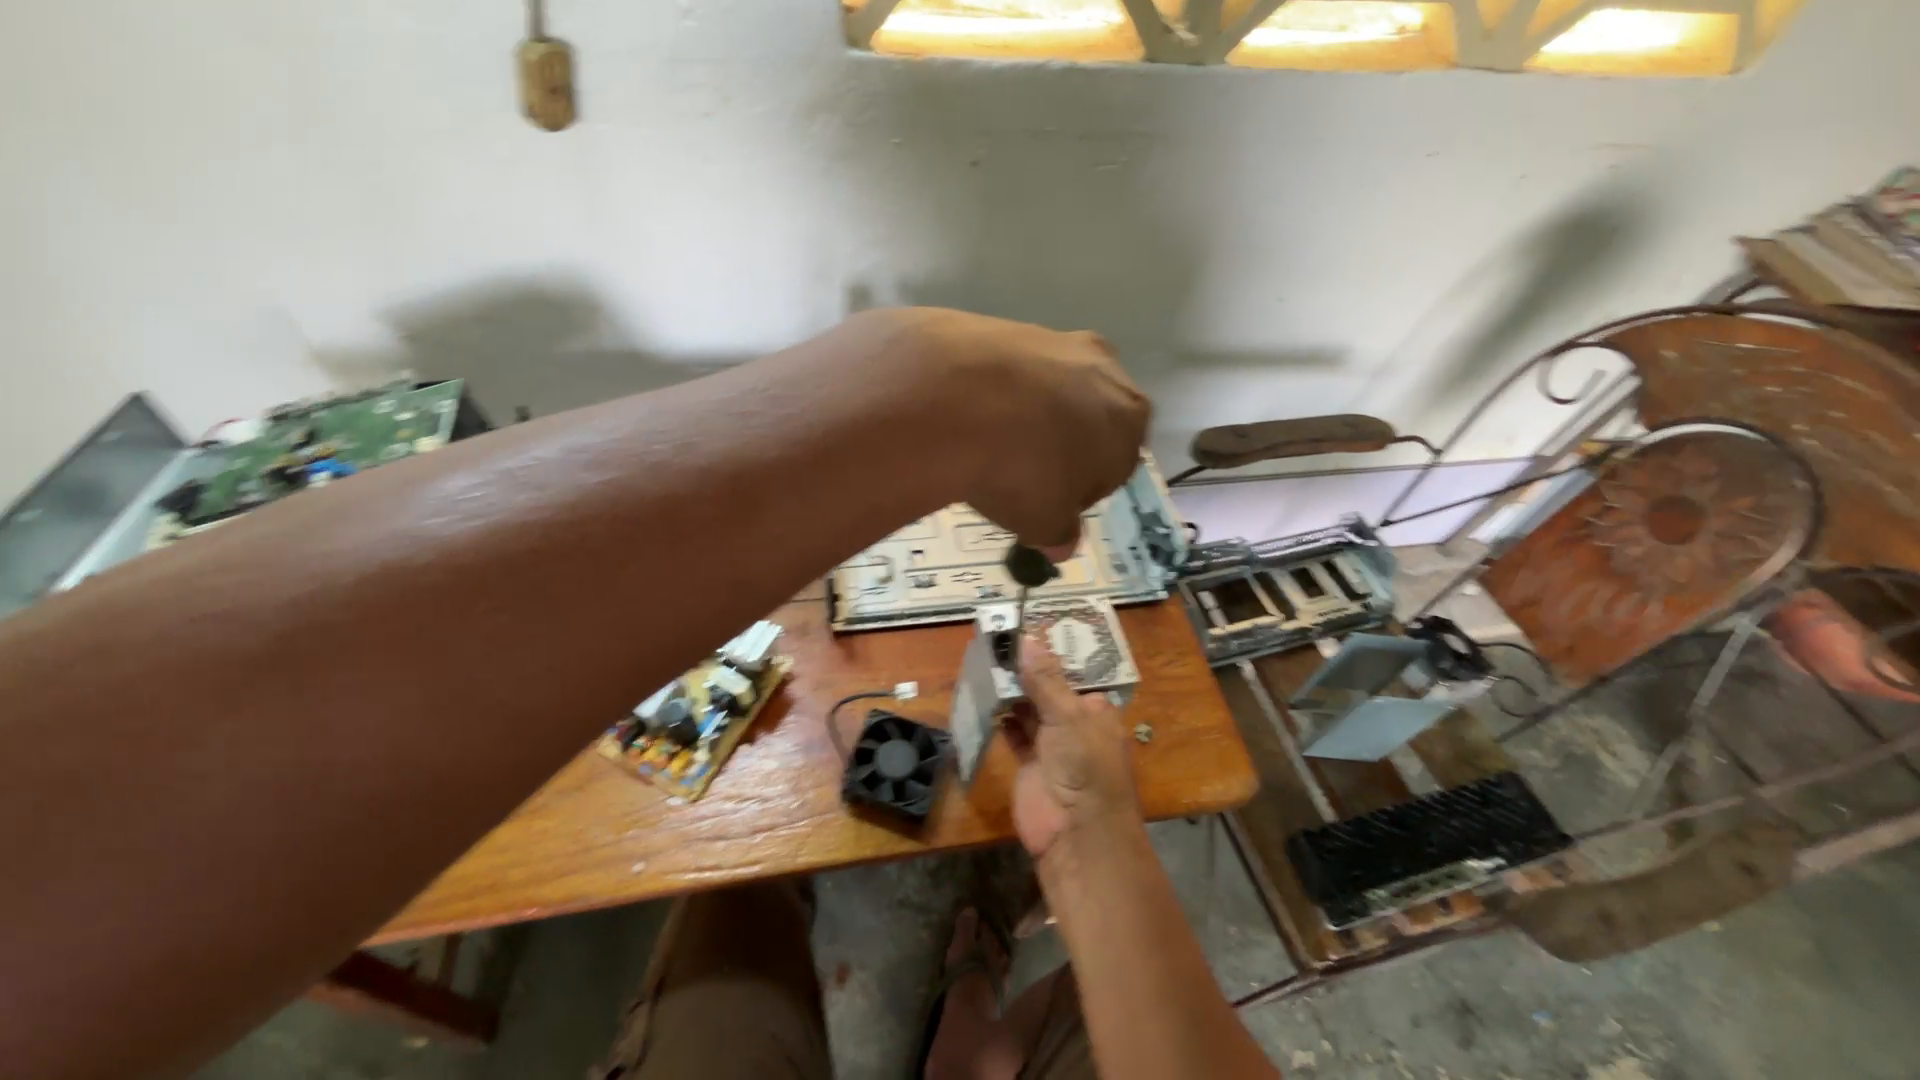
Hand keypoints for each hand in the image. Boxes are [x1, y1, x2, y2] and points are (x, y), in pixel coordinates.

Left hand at [862, 308, 1150, 551]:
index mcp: (1130, 418)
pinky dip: (993, 392)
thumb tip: (1063, 545)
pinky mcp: (1007, 325)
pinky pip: (1008, 372)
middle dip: (1060, 445)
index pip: (1116, 465)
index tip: (1048, 504)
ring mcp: (1056, 339)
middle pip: (1087, 418)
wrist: (952, 397)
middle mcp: (1105, 369)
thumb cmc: (1021, 470)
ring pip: (1049, 390)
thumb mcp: (1043, 522)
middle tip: (1019, 474)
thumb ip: (1060, 533)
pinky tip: (966, 415)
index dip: (1081, 490)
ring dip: (1026, 415)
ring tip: (986, 444)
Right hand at [1008, 632, 1141, 863]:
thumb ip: (1045, 680)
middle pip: (1048, 690)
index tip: (1025, 629)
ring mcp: (1052, 746)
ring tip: (987, 662)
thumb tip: (1026, 639)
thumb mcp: (1068, 717)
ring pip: (1029, 710)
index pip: (1074, 674)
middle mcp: (1076, 724)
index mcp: (1097, 710)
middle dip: (1026, 670)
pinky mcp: (1030, 765)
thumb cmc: (1085, 768)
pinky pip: (1015, 734)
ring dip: (1012, 692)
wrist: (1077, 835)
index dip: (1051, 654)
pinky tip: (987, 698)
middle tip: (998, 641)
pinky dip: (1003, 718)